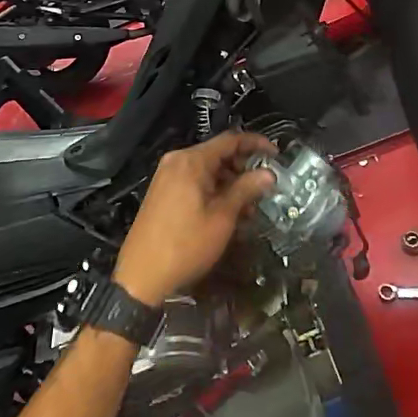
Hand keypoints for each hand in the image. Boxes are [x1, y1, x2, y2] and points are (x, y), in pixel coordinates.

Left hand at [113, 131, 277, 304]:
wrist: (141, 276)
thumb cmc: (185, 245)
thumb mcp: (222, 218)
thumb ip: (246, 190)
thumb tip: (268, 174)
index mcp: (191, 161)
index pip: (230, 140)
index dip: (256, 144)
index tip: (276, 155)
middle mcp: (177, 161)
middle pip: (218, 154)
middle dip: (243, 168)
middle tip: (263, 188)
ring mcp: (167, 176)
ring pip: (207, 170)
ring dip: (230, 183)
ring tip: (248, 208)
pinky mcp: (163, 192)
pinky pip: (194, 181)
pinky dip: (213, 191)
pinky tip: (226, 212)